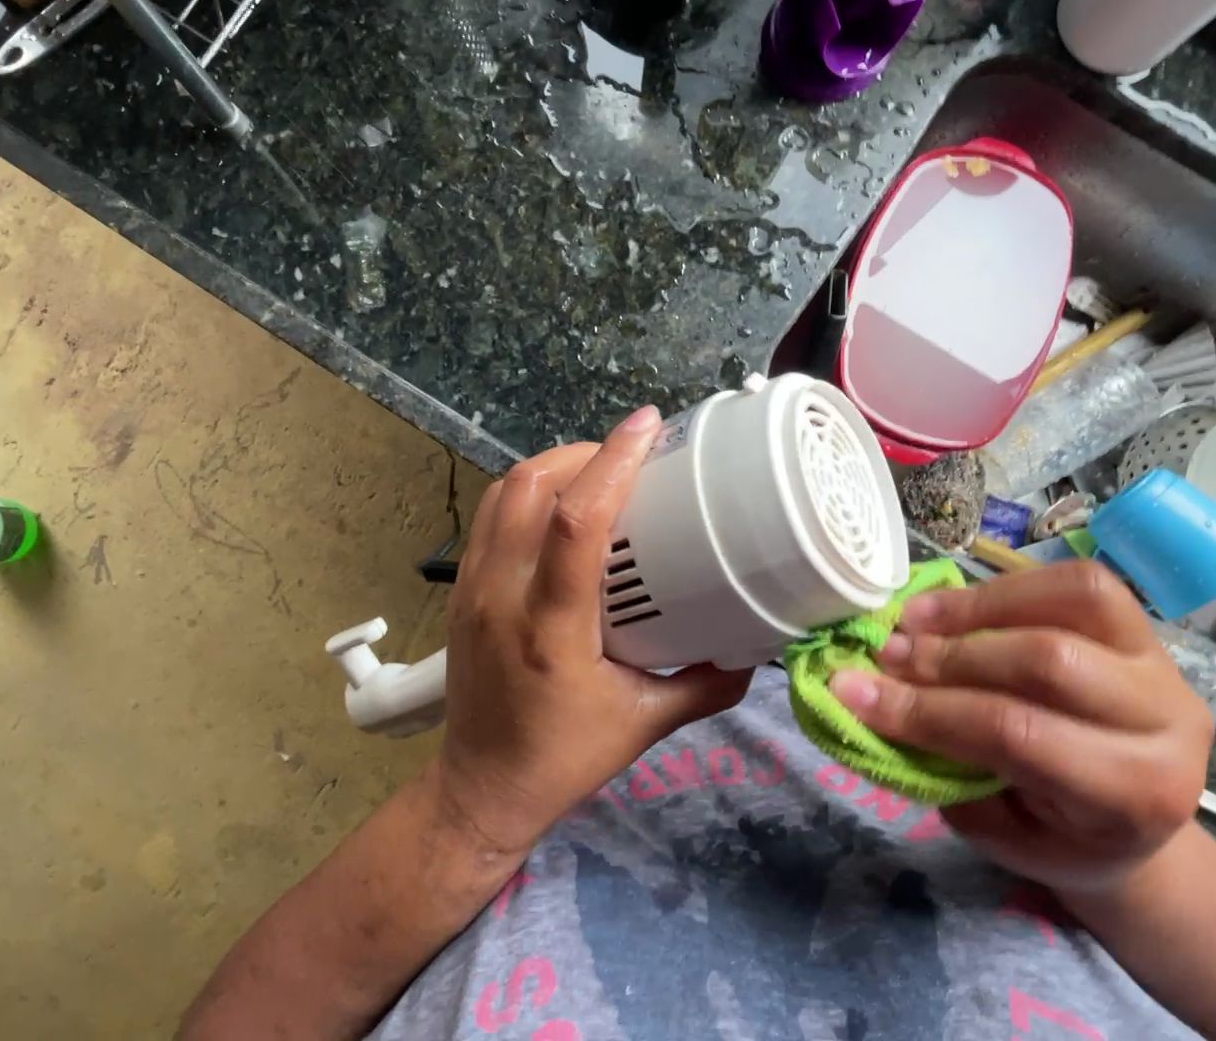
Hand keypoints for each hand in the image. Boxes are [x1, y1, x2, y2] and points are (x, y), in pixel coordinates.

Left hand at [438, 407, 749, 854]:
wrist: (480, 790)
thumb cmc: (563, 760)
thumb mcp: (645, 724)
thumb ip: (705, 684)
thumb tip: (754, 647)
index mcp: (550, 629)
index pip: (575, 522)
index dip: (612, 462)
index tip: (647, 426)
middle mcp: (502, 596)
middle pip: (528, 487)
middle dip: (580, 453)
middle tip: (629, 454)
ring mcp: (472, 590)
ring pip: (501, 495)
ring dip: (549, 468)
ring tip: (596, 472)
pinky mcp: (461, 592)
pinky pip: (488, 519)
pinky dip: (524, 494)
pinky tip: (559, 508)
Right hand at [829, 561, 1212, 893]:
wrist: (1133, 826)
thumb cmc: (1055, 837)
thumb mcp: (994, 828)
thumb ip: (937, 766)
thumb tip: (865, 696)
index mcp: (1130, 795)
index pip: (1016, 734)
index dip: (925, 709)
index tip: (852, 691)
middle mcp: (1167, 724)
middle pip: (1046, 661)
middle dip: (948, 656)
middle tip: (886, 656)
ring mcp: (1163, 667)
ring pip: (1075, 602)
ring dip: (978, 607)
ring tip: (915, 620)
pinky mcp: (1145, 632)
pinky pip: (1079, 584)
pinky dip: (1006, 587)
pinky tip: (955, 607)